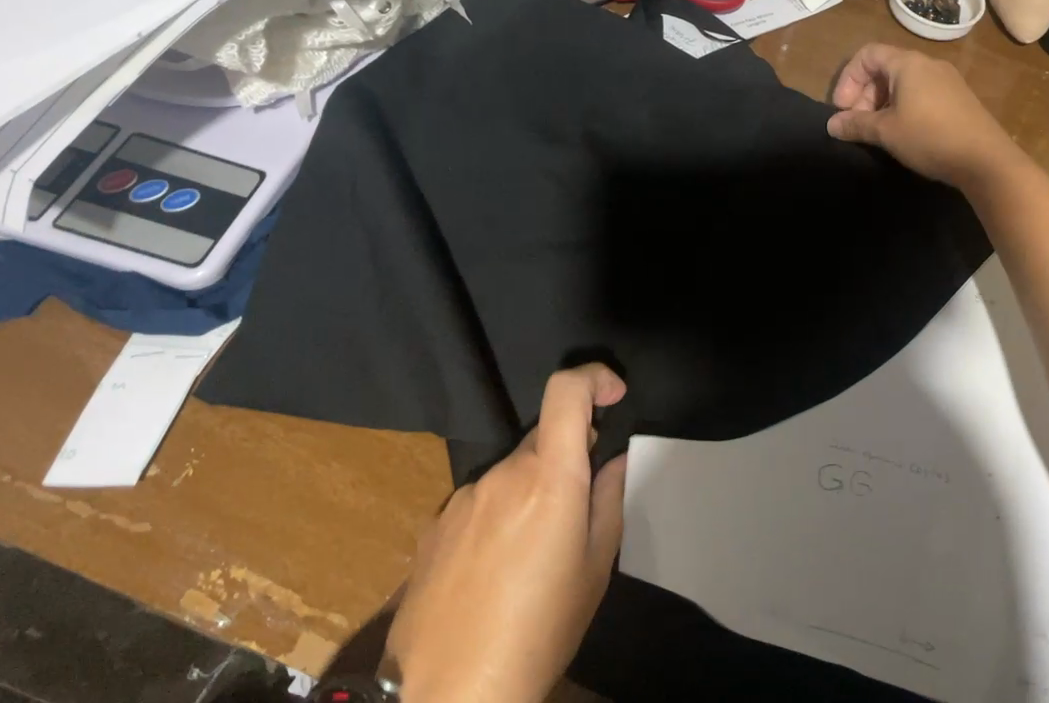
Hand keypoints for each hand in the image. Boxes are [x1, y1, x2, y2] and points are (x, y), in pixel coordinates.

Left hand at [387, 365, 628, 702]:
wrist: (451, 694)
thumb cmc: (541, 630)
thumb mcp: (596, 568)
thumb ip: (608, 500)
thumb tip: (612, 461)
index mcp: (549, 479)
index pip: (565, 392)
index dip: (595, 377)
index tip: (615, 396)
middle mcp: (501, 474)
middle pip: (542, 439)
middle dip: (566, 458)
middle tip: (576, 514)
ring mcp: (461, 499)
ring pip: (510, 473)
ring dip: (529, 492)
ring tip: (532, 556)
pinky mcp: (433, 526)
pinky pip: (480, 501)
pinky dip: (498, 515)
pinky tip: (495, 571)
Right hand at [827, 43, 1022, 189]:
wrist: (986, 160)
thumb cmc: (930, 138)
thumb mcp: (886, 132)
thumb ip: (856, 124)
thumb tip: (832, 124)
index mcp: (908, 63)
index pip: (867, 54)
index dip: (848, 79)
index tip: (843, 109)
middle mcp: (928, 64)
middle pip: (885, 67)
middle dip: (864, 94)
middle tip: (859, 124)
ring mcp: (947, 80)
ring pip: (903, 82)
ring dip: (883, 103)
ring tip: (879, 131)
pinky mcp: (958, 98)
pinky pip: (921, 93)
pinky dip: (904, 107)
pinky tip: (904, 133)